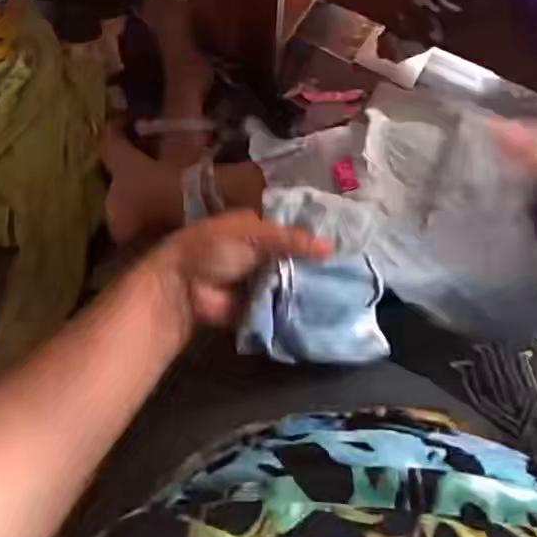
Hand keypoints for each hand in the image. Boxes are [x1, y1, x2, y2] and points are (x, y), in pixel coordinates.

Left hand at [140, 211, 331, 336]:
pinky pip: (285, 305)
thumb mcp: (252, 234)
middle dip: (319, 263)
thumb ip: (291, 240)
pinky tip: (328, 307)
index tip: (349, 241)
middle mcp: (265, 253)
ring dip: (312, 286)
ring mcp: (263, 281)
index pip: (296, 229)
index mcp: (261, 228)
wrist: (181, 288)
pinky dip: (300, 307)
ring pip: (295, 281)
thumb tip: (330, 247)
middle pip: (298, 257)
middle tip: (355, 268)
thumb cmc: (213, 248)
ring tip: (349, 289)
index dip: (318, 234)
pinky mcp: (261, 306)